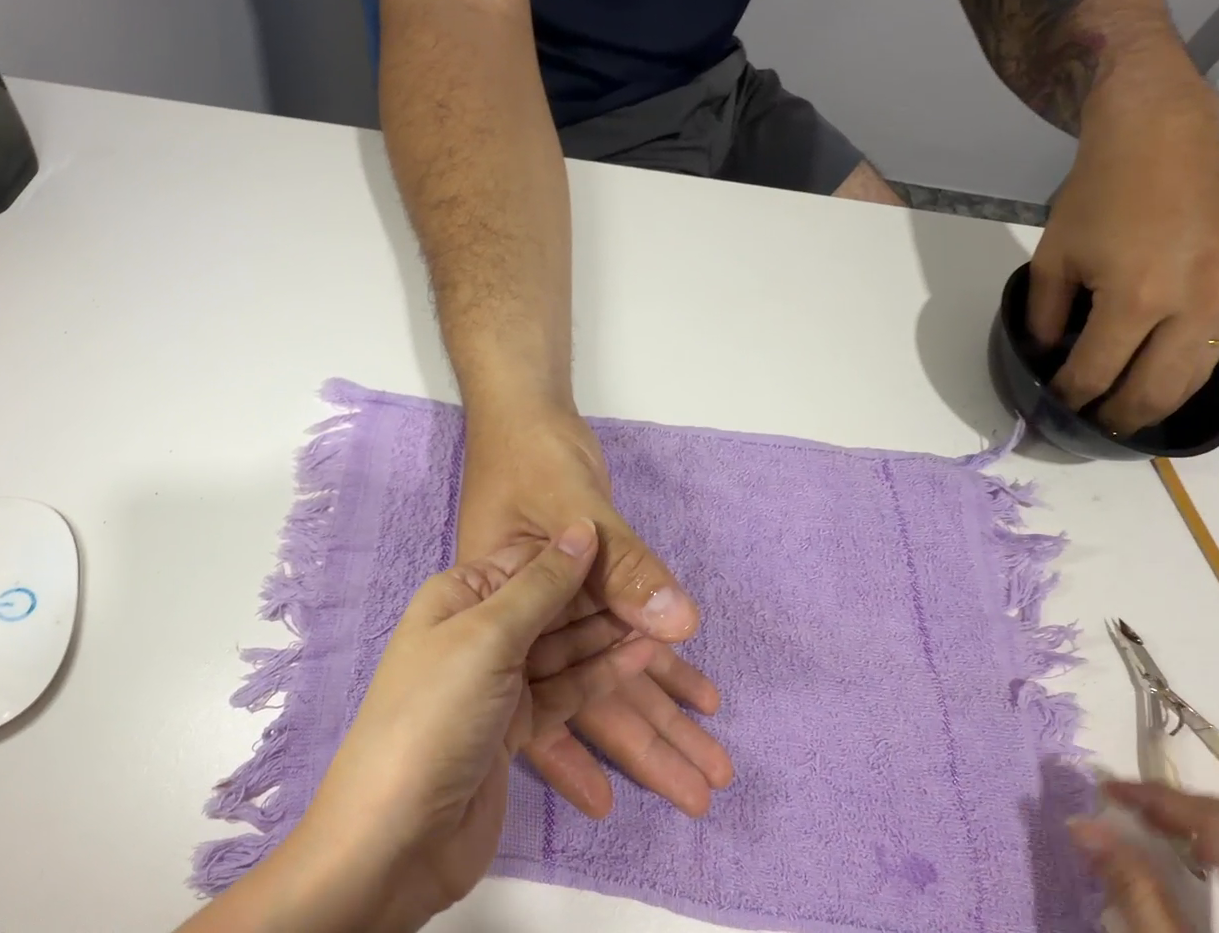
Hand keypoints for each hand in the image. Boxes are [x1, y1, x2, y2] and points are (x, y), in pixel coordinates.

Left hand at [182, 525, 654, 932]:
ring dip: (610, 641)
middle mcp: (478, 631)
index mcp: (459, 595)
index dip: (582, 556)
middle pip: (552, 607)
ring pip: (564, 651)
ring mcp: (497, 682)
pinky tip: (639, 660)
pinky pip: (565, 691)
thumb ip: (543, 584)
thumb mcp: (488, 635)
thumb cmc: (436, 713)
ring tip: (666, 633)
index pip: (531, 561)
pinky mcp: (515, 726)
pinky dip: (599, 677)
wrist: (397, 836)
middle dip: (606, 604)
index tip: (635, 552)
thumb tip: (583, 527)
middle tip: (666, 602)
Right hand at [461, 403, 734, 816]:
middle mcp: (534, 624)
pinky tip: (698, 693)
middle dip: (644, 743)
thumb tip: (679, 629)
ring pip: (617, 670)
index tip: (620, 802)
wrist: (524, 416)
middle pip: (591, 693)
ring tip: (711, 762)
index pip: (543, 690)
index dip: (581, 748)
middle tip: (697, 794)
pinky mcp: (592, 592)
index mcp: (507, 614)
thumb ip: (622, 566)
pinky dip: (664, 661)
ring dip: (663, 711)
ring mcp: (564, 609)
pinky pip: (631, 634)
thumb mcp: (571, 504)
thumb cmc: (530, 456)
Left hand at [1029, 71, 1218, 435]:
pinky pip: (1213, 349)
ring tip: (1124, 415)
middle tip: (1092, 426)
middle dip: (1118, 416)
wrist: (1164, 139)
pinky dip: (1183, 374)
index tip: (1056, 406)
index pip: (1097, 372)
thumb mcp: (1053, 258)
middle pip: (1154, 390)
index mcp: (1135, 301)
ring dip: (1157, 404)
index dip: (1071, 396)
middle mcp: (1190, 308)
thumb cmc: (1098, 196)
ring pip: (1193, 377)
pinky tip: (1158, 379)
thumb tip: (1051, 356)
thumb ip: (1047, 315)